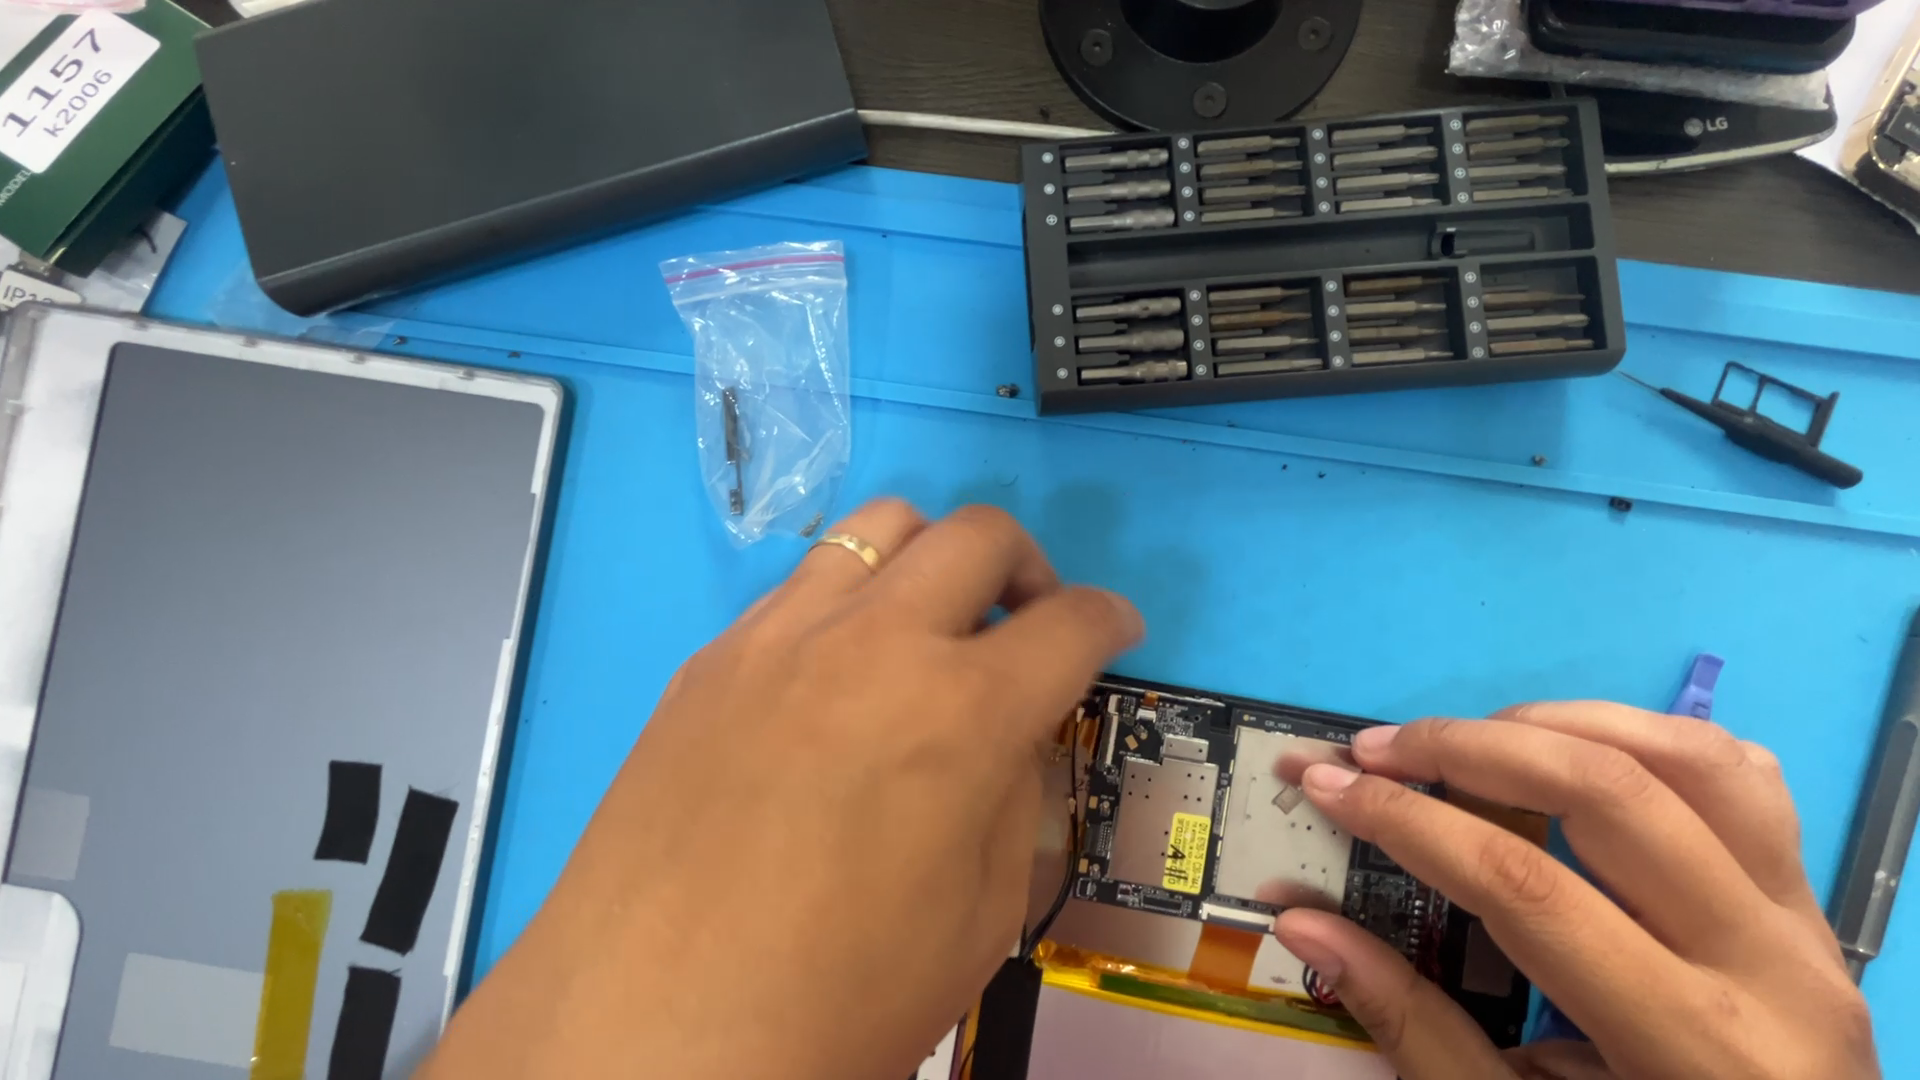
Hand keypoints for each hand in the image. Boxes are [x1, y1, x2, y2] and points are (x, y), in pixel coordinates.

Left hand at [420, 499, 1141, 1079]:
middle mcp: (876, 642)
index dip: (1110, 618)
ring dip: (935, 559)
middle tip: (1027, 621)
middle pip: (981, 535)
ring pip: (883, 526)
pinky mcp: (715, 654)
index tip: (1116, 627)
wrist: (650, 1035)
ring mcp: (783, 634)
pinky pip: (805, 583)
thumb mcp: (982, 910)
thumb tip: (1013, 724)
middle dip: (1030, 567)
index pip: (1069, 624)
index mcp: (961, 712)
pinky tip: (838, 670)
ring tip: (931, 623)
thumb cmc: (841, 997)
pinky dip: (852, 600)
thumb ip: (1013, 786)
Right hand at [1270, 702, 1879, 1079]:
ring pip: (1684, 758)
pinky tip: (1560, 750)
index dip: (1406, 821)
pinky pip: (1736, 775)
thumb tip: (1299, 922)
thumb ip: (1408, 1021)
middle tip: (1374, 749)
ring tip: (1462, 739)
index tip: (1323, 783)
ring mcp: (1802, 923)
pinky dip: (1636, 735)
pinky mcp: (1802, 900)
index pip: (1522, 884)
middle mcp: (1771, 966)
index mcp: (1697, 1045)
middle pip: (1603, 792)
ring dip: (1550, 725)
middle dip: (1462, 748)